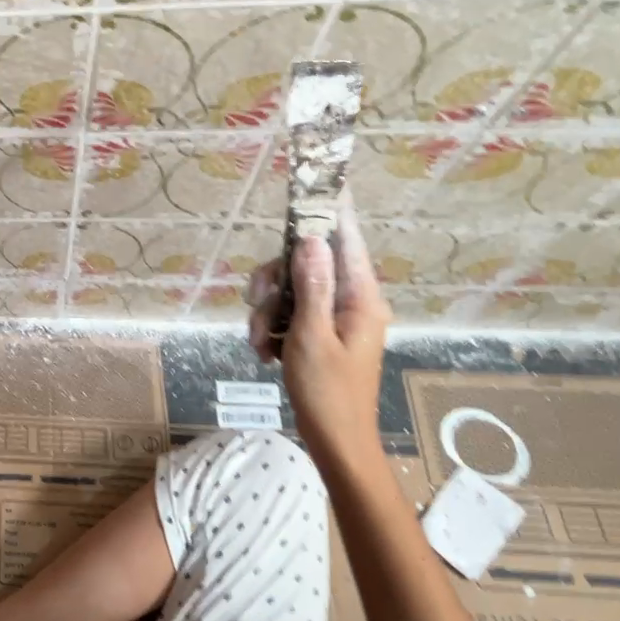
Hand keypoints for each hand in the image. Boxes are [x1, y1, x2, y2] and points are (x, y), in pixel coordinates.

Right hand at [246, 197, 390, 454]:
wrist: (335, 441)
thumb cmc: (327, 391)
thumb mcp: (312, 336)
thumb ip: (312, 286)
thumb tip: (311, 238)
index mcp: (361, 298)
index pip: (347, 240)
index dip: (332, 209)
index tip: (323, 179)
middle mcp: (353, 300)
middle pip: (306, 263)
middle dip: (274, 283)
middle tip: (258, 306)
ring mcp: (336, 316)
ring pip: (291, 288)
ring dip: (266, 311)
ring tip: (257, 341)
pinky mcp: (320, 332)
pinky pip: (289, 312)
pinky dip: (270, 327)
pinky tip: (264, 351)